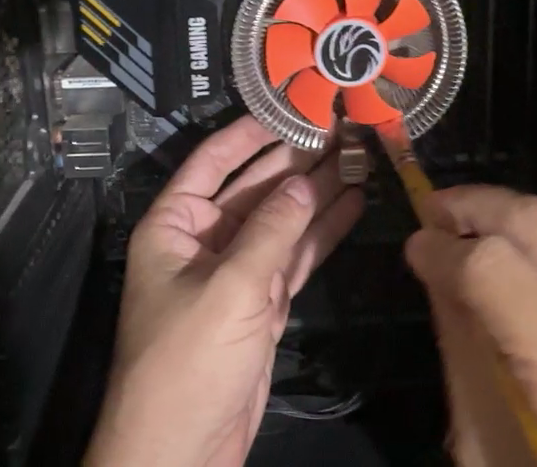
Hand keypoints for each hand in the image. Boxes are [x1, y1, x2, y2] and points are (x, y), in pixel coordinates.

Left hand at [84, 117, 364, 466]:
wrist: (180, 453)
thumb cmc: (186, 361)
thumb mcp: (229, 289)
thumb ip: (272, 230)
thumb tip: (308, 182)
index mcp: (175, 224)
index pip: (214, 161)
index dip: (254, 132)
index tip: (295, 106)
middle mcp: (205, 238)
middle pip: (257, 186)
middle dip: (299, 159)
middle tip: (344, 128)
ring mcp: (237, 270)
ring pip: (284, 218)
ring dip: (320, 191)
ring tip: (361, 155)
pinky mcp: (263, 300)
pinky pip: (296, 253)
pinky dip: (324, 231)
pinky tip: (355, 202)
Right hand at [406, 186, 536, 466]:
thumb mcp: (491, 452)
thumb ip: (465, 350)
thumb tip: (437, 268)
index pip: (498, 268)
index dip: (446, 248)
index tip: (415, 243)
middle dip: (480, 206)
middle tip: (435, 209)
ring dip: (514, 219)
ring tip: (467, 224)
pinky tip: (519, 255)